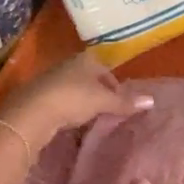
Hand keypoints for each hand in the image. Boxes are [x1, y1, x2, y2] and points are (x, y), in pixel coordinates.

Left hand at [0, 51, 151, 152]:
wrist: (32, 111)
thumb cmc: (73, 98)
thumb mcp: (103, 101)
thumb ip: (125, 102)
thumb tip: (152, 100)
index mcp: (86, 59)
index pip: (106, 71)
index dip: (115, 87)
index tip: (121, 104)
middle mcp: (68, 65)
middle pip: (89, 80)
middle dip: (99, 95)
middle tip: (108, 114)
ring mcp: (51, 79)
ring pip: (74, 90)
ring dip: (83, 104)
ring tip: (91, 121)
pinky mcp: (39, 96)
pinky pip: (60, 102)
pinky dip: (68, 111)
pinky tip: (70, 124)